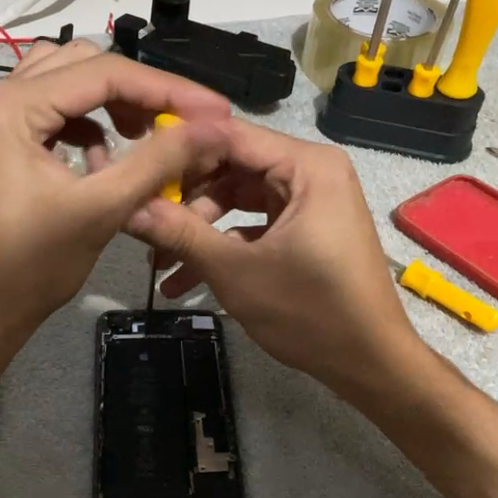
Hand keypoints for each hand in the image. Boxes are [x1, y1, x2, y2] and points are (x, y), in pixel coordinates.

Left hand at [0, 40, 230, 354]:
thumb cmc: (32, 267)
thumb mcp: (102, 210)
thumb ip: (158, 160)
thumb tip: (214, 127)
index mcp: (10, 106)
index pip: (103, 72)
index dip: (167, 88)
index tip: (215, 110)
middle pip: (82, 66)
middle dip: (137, 93)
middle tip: (180, 125)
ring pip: (63, 84)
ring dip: (108, 106)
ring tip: (141, 140)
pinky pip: (47, 113)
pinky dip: (82, 127)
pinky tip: (101, 164)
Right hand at [126, 119, 421, 396]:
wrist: (370, 362)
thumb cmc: (310, 311)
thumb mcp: (236, 271)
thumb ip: (180, 234)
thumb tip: (127, 208)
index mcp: (306, 165)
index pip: (227, 135)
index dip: (177, 152)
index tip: (134, 173)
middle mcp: (311, 172)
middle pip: (230, 168)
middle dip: (185, 201)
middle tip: (143, 226)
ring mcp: (310, 203)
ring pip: (238, 201)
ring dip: (199, 231)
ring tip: (159, 264)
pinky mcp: (307, 231)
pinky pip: (256, 226)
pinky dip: (225, 248)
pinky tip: (185, 281)